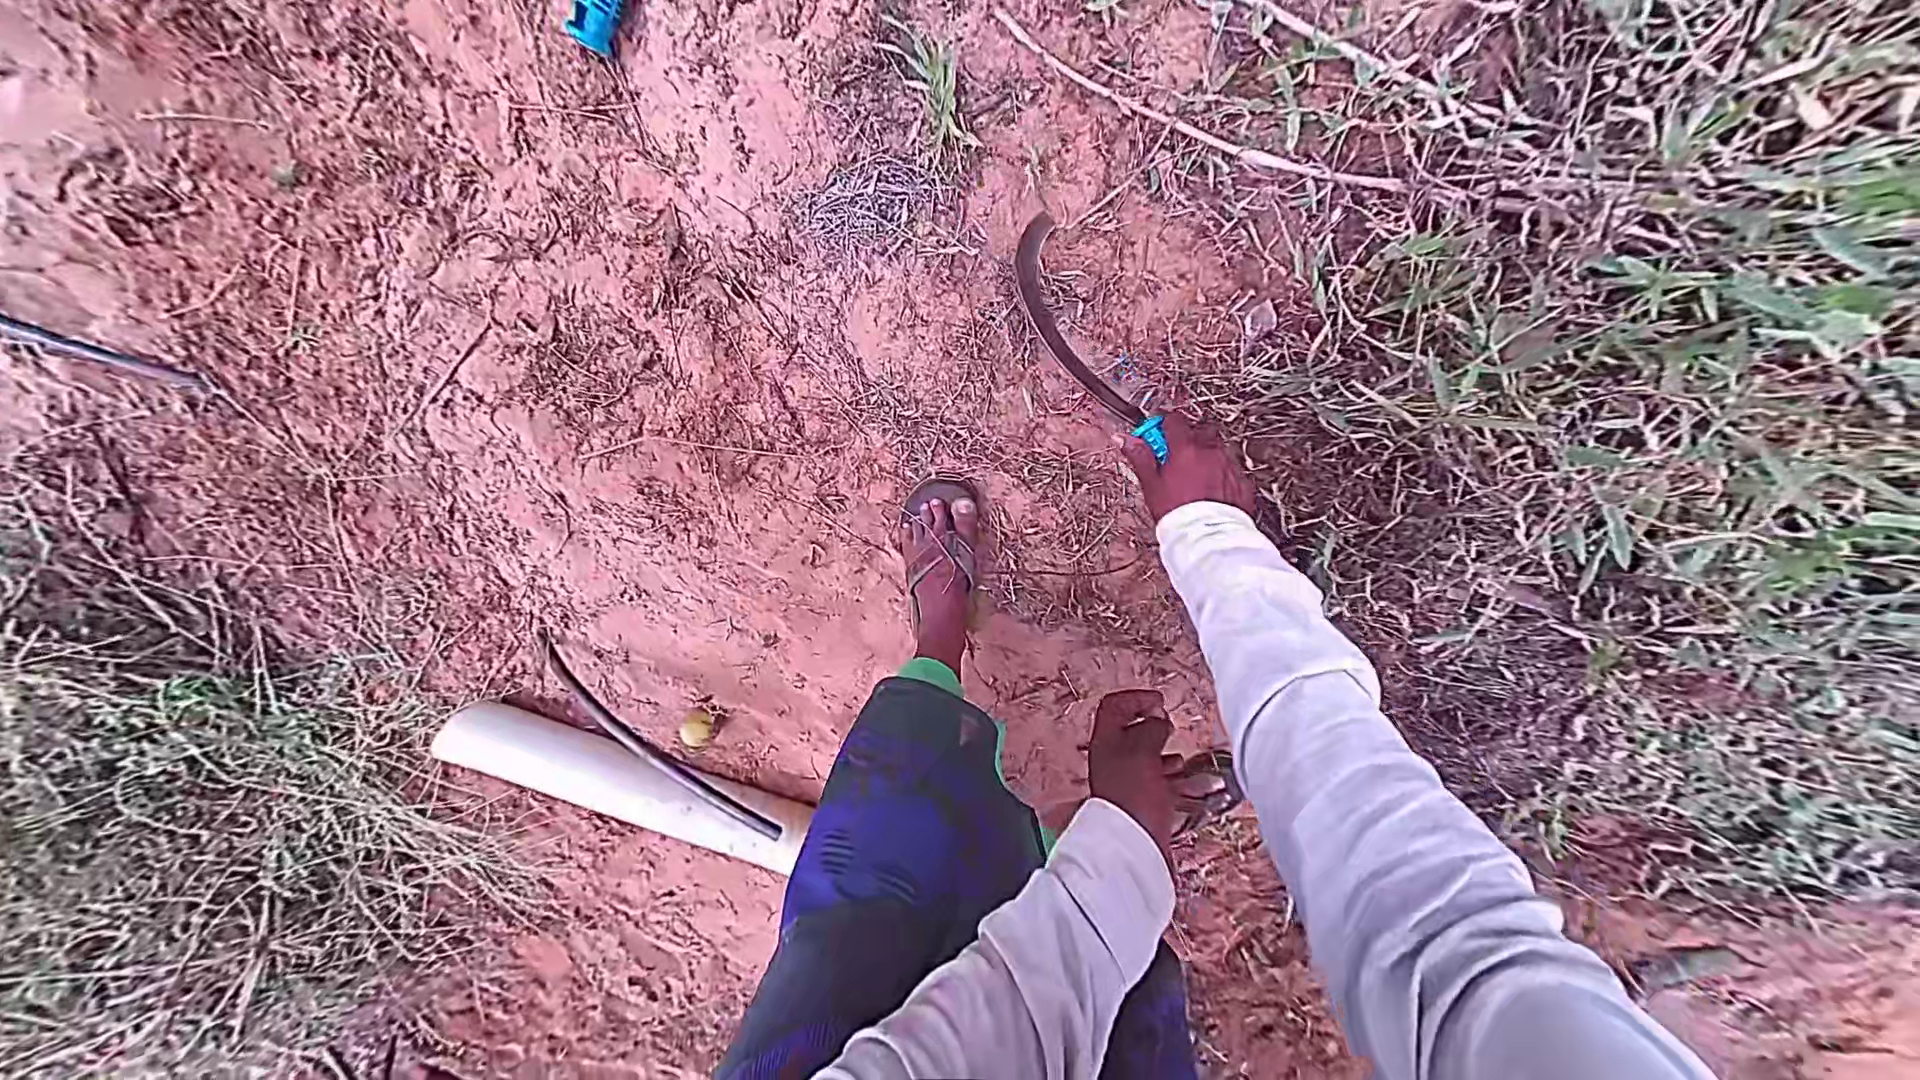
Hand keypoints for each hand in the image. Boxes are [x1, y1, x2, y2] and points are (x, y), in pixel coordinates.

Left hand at [1087, 689, 1176, 869]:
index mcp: (1105, 740)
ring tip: (1177, 747)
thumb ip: (1150, 728)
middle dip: (1150, 721)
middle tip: (1166, 720)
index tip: (1158, 700)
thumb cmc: (1133, 794)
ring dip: (1161, 746)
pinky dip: (1168, 771)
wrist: (1134, 845)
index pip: (1113, 706)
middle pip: (1128, 728)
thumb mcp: (1142, 750)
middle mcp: (1111, 758)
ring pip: (1143, 753)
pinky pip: (1154, 777)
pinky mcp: (1139, 799)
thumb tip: (1158, 721)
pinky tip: (1181, 774)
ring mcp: (1124, 779)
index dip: (1135, 698)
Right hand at [1117, 413, 1255, 522]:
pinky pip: (1230, 468)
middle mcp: (1210, 452)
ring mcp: (1228, 465)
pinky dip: (1220, 473)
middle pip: (1198, 431)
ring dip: (1203, 456)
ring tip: (1190, 477)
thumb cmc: (1178, 512)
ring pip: (1216, 449)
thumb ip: (1140, 456)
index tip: (1155, 436)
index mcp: (1185, 449)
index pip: (1173, 422)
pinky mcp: (1242, 481)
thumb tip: (1125, 439)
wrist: (1206, 536)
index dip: (1162, 426)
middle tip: (1171, 457)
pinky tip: (1209, 488)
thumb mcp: (1151, 484)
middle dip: (1185, 440)